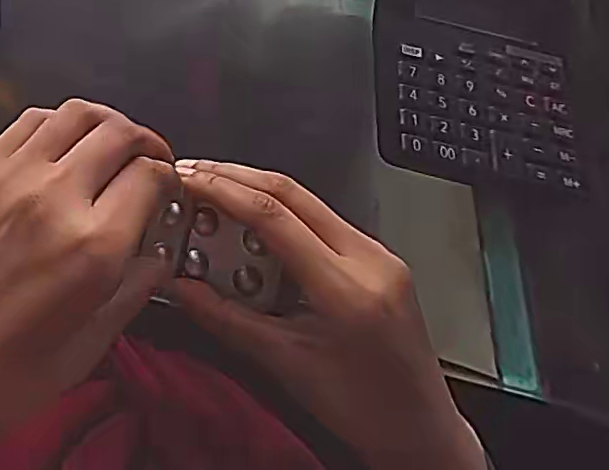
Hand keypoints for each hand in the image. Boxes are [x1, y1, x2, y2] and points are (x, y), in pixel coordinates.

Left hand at [0, 100, 176, 438]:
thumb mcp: (87, 346)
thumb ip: (133, 290)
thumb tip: (156, 257)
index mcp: (90, 247)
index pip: (150, 175)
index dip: (166, 178)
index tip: (163, 188)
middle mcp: (55, 200)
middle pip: (121, 133)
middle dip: (147, 140)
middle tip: (150, 157)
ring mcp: (16, 177)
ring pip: (80, 112)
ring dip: (108, 121)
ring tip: (114, 139)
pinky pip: (33, 119)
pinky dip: (60, 121)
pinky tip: (65, 141)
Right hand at [168, 160, 484, 469]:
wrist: (424, 434)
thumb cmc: (366, 411)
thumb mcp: (285, 365)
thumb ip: (227, 319)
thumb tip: (184, 287)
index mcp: (347, 290)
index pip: (274, 217)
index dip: (223, 191)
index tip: (191, 181)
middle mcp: (369, 259)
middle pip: (289, 191)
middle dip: (233, 176)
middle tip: (194, 174)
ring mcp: (377, 252)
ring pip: (305, 198)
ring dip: (255, 189)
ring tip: (214, 194)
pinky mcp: (375, 253)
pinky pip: (319, 216)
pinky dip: (280, 210)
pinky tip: (253, 220)